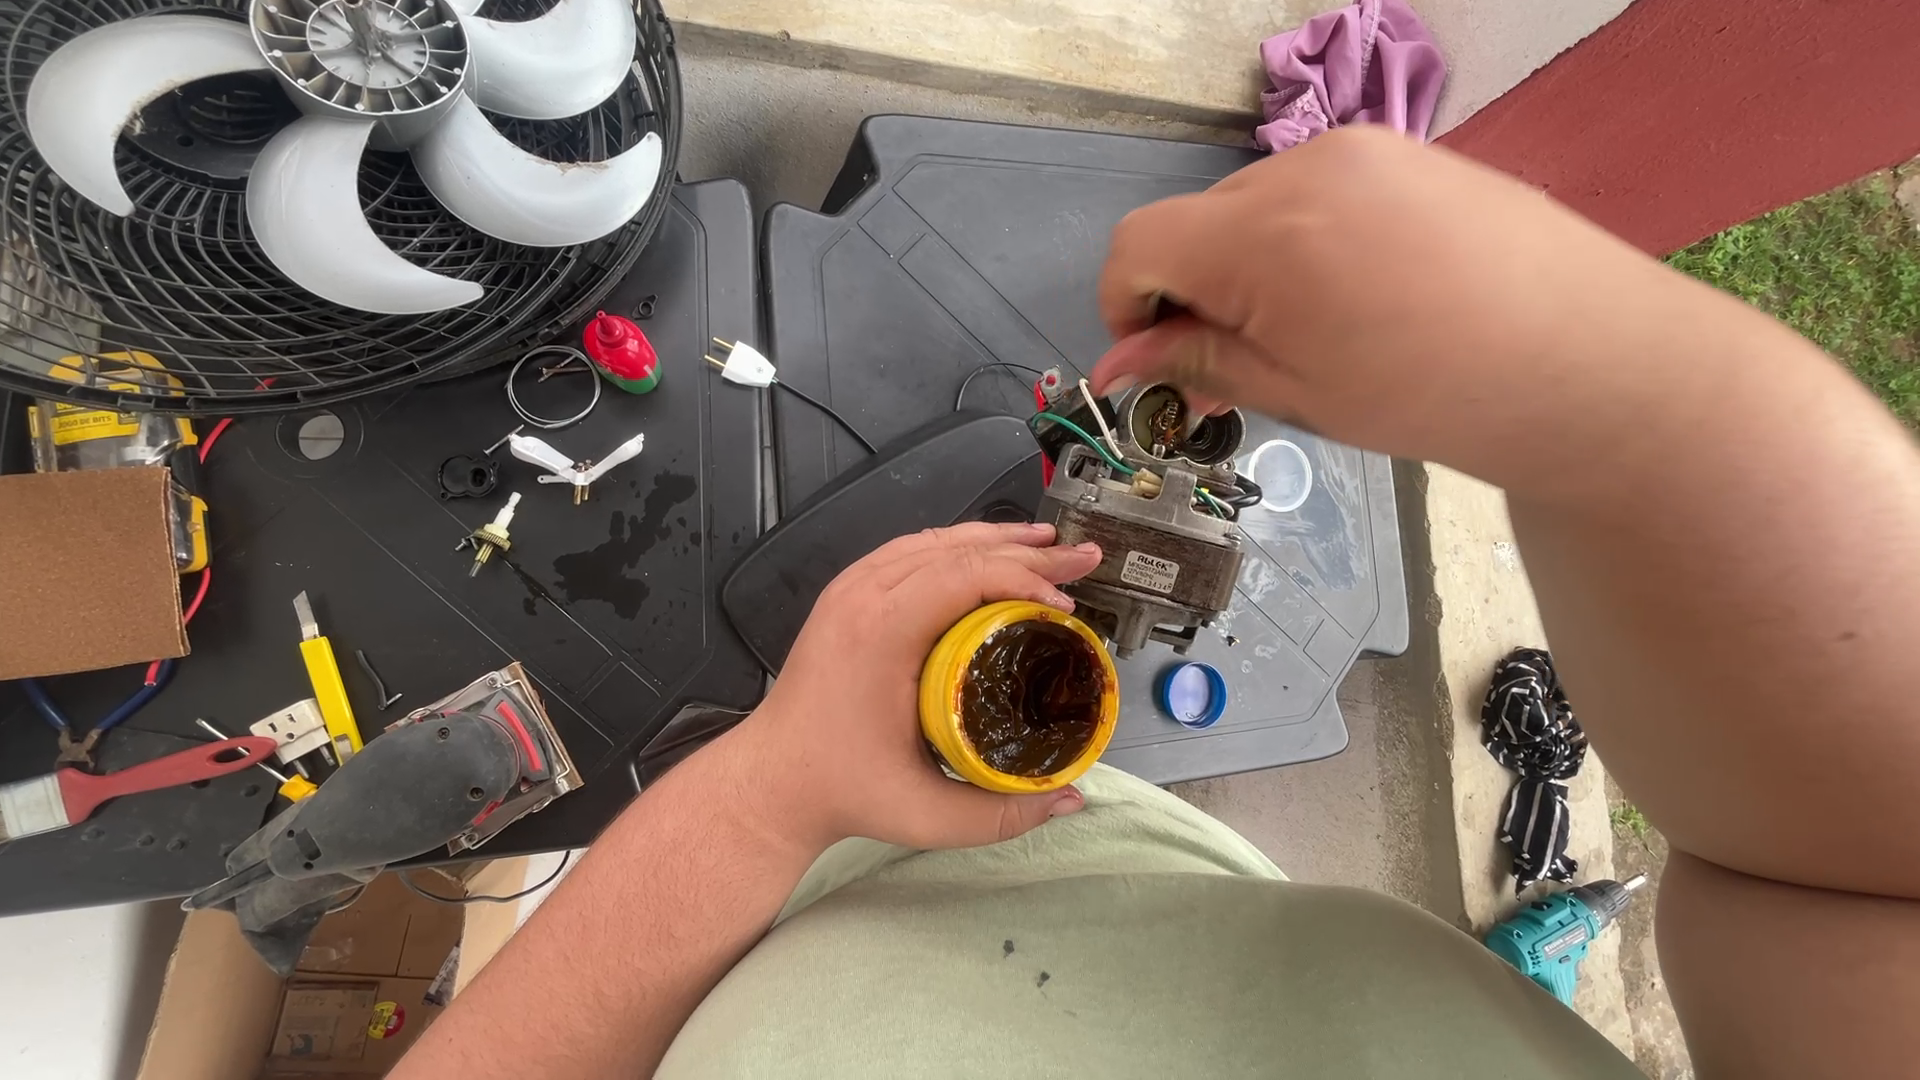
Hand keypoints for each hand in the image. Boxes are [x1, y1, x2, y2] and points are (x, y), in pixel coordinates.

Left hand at [729, 523, 1102, 852]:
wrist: (770, 779)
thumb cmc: (843, 791)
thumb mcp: (926, 815)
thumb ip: (1004, 814)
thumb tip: (1074, 796)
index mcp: (880, 631)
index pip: (965, 576)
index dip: (1025, 580)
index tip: (1064, 607)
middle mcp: (863, 594)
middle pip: (957, 550)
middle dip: (1027, 552)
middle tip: (1082, 557)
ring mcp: (851, 587)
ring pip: (935, 540)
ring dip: (995, 540)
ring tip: (1047, 545)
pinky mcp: (848, 592)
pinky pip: (912, 551)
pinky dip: (958, 547)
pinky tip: (989, 550)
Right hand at [1090, 125, 1709, 480]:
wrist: (1589, 362)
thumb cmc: (1423, 395)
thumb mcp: (1290, 392)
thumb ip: (1192, 363)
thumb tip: (1113, 367)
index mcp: (1265, 234)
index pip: (1137, 246)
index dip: (1125, 307)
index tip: (1158, 360)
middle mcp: (1300, 167)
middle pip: (1188, 226)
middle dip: (1185, 295)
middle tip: (1228, 365)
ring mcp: (1357, 149)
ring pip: (1242, 209)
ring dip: (1235, 270)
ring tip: (1292, 331)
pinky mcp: (1398, 152)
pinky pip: (1301, 194)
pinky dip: (1286, 243)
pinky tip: (1340, 292)